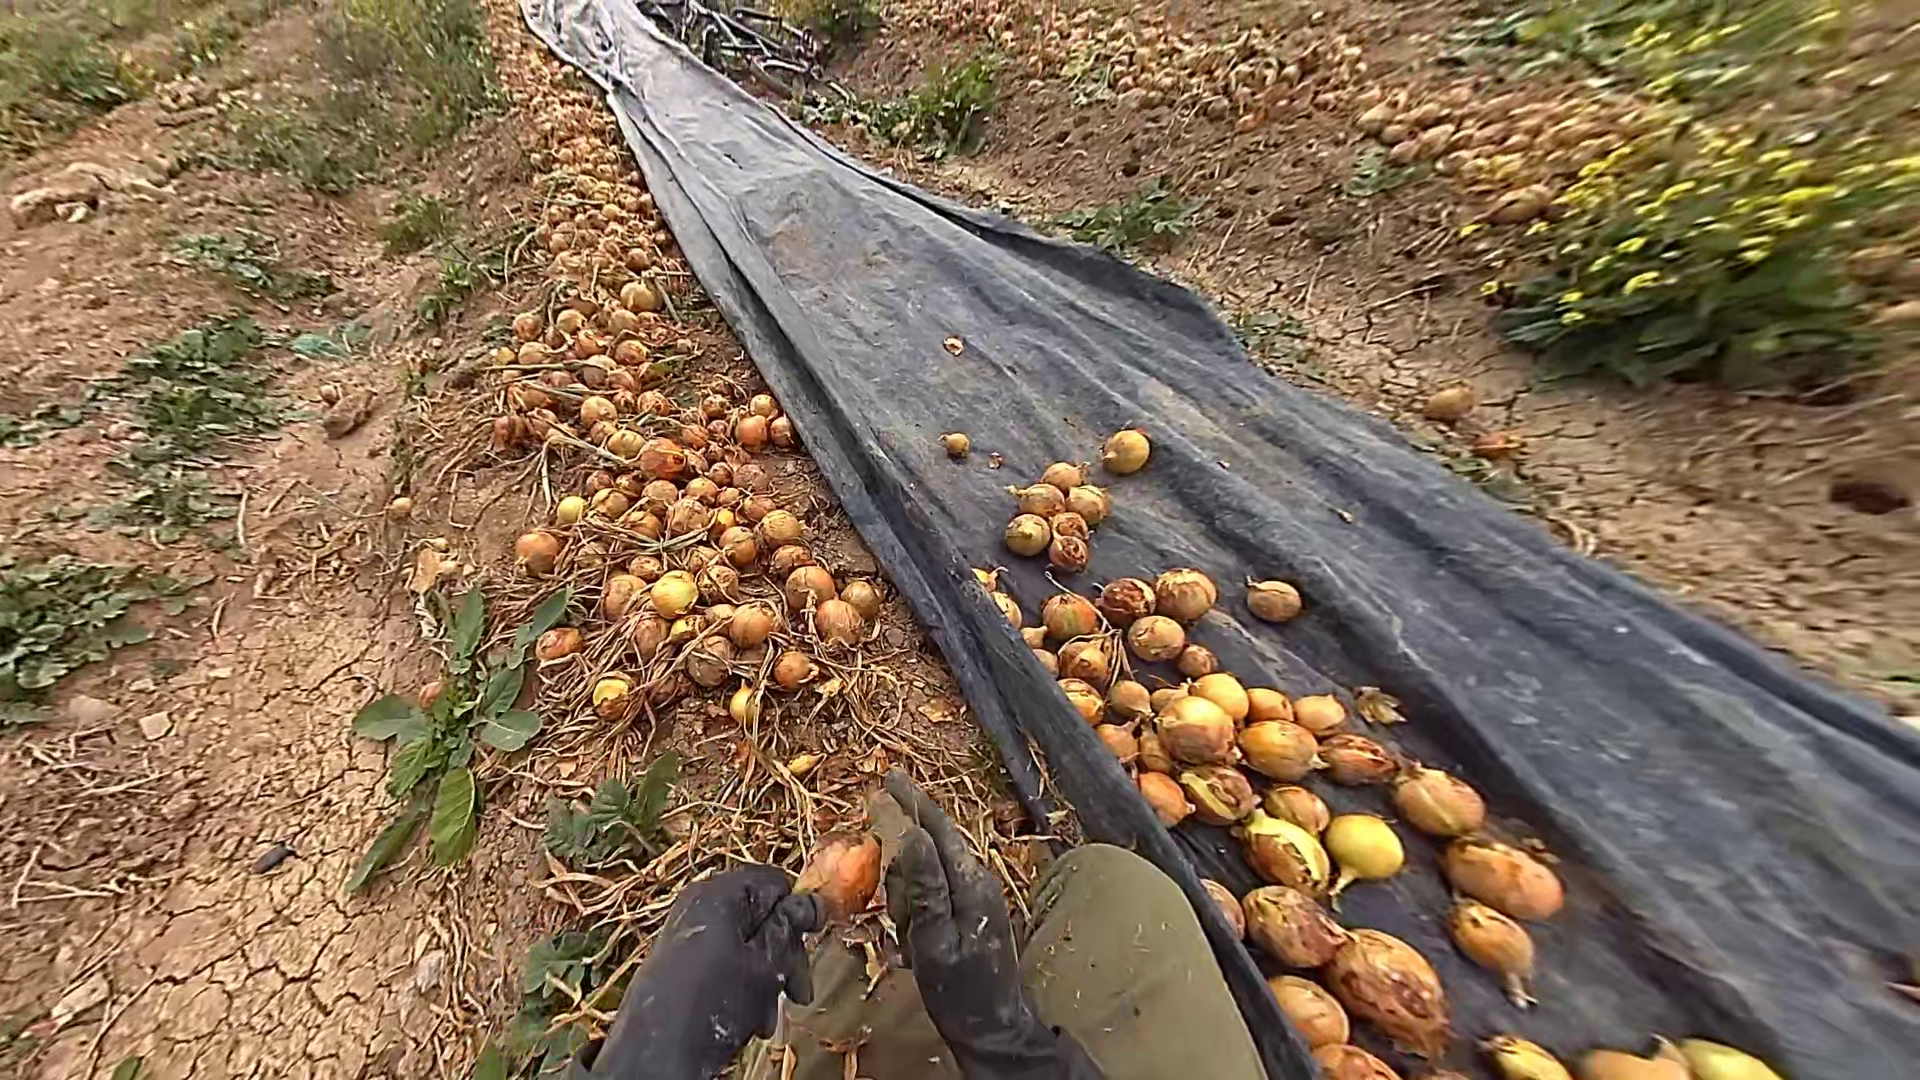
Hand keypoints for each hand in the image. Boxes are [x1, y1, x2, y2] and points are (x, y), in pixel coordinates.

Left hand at [586, 865, 822, 1079]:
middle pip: (761, 914)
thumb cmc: (711, 1005)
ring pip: (745, 941)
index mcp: (721, 892)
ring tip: (766, 1015)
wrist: (649, 1062)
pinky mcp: (676, 959)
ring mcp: (685, 930)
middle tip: (796, 993)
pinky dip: (740, 982)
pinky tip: (746, 1017)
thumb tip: (816, 901)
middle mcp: (701, 902)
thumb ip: (791, 925)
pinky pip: (722, 957)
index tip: (809, 947)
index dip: (797, 915)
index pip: (777, 883)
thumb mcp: (764, 964)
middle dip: (782, 955)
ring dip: (765, 976)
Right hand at [883, 771, 1101, 1079]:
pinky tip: (917, 946)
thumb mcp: (933, 940)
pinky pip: (930, 896)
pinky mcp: (966, 908)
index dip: (911, 799)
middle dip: (903, 881)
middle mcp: (974, 876)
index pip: (937, 825)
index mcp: (969, 879)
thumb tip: (912, 833)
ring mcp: (972, 892)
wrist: (992, 1031)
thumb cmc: (960, 991)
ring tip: (913, 943)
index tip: (887, 777)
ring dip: (908, 904)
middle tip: (903, 923)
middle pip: (926, 850)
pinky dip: (915, 916)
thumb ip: (924, 884)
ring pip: (923, 875)